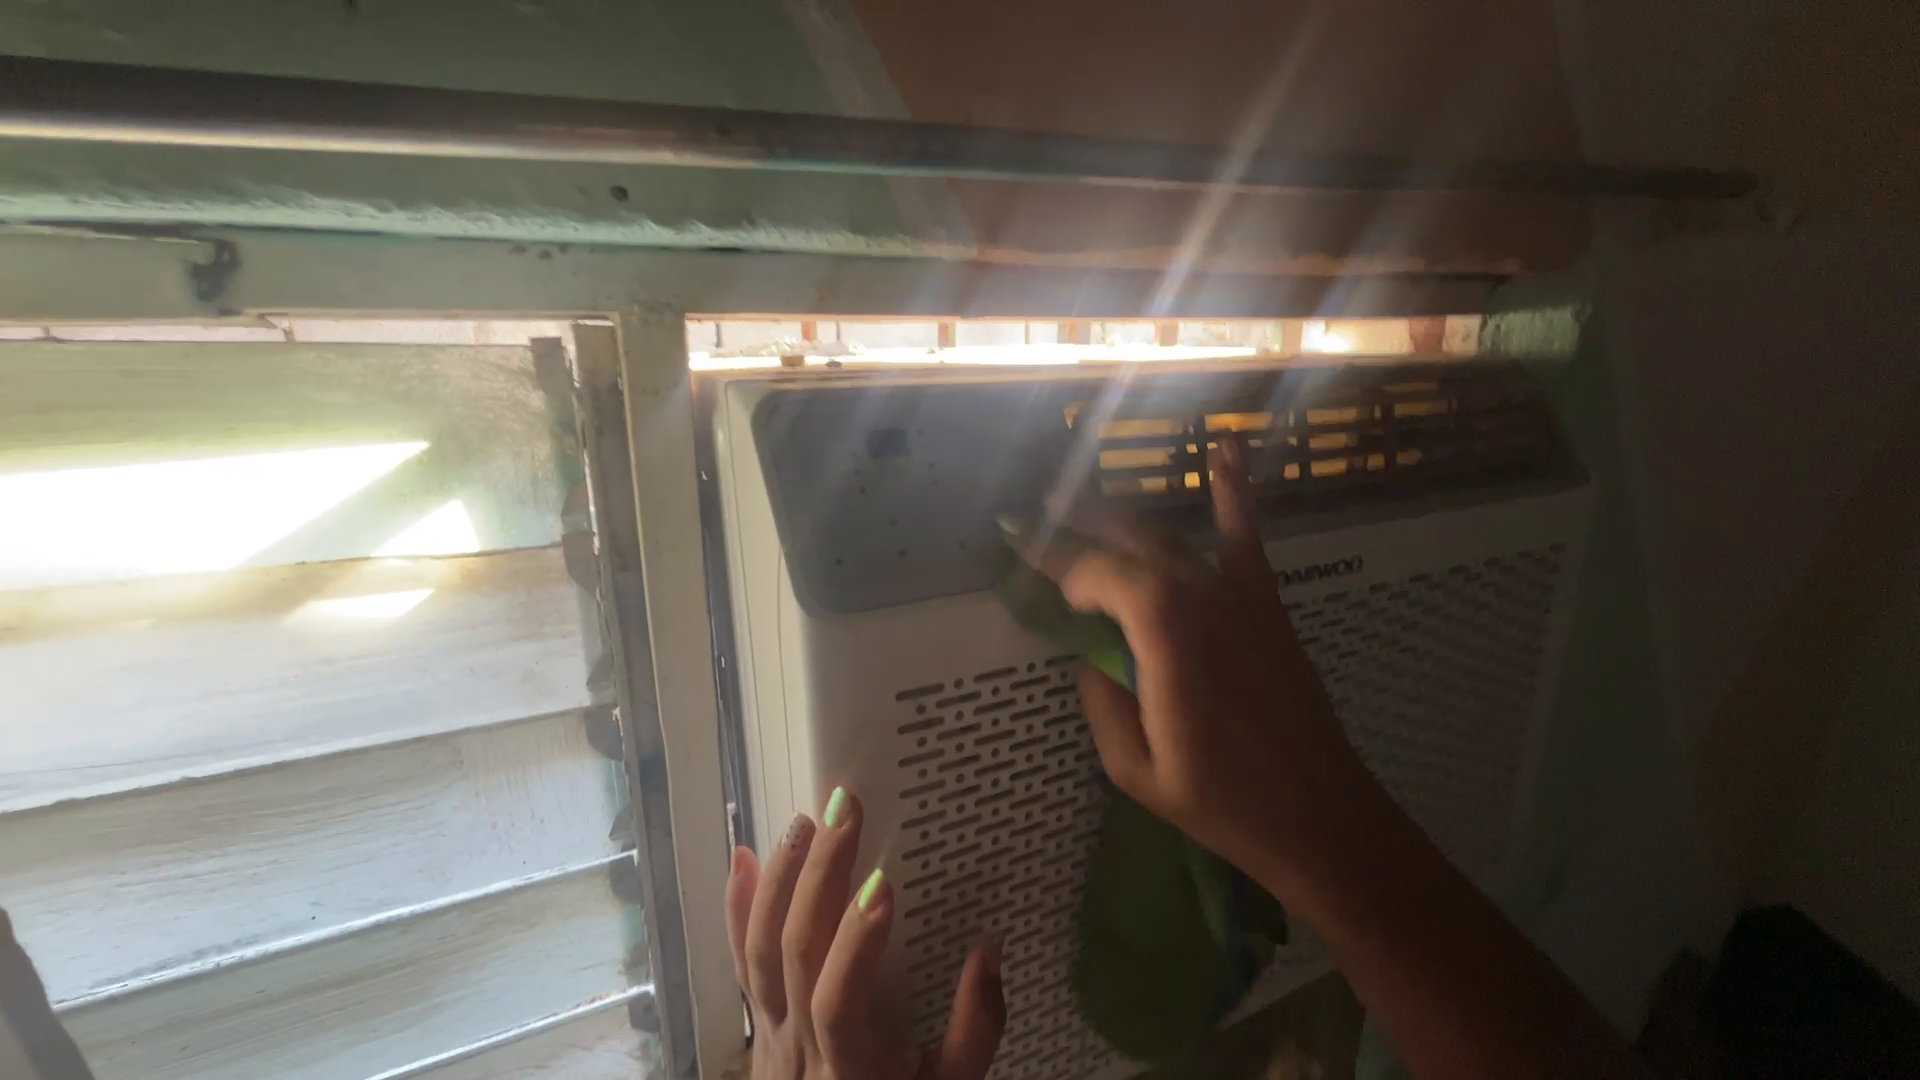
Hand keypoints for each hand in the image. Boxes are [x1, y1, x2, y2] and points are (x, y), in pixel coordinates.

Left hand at [725, 788, 1005, 1079]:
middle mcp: (797, 1043)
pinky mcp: (757, 1015)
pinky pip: (738, 959)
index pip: (838, 1000)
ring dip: (780, 877)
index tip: (882, 883)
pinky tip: (743, 856)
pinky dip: (736, 906)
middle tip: (844, 810)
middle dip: (818, 875)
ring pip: (759, 948)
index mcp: (849, 1067)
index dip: (855, 944)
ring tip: (806, 820)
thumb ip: (976, 1028)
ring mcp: (768, 1027)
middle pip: (793, 954)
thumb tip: (988, 947)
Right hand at [1022, 438, 1383, 890]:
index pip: (1099, 574)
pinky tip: (1223, 448)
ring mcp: (1240, 594)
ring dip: (1121, 520)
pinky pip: (1244, 535)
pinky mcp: (1266, 602)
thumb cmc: (1222, 803)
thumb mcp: (1134, 769)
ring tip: (1080, 501)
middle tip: (1036, 523)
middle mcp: (1201, 596)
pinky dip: (1232, 489)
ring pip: (1169, 537)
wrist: (1320, 814)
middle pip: (1128, 544)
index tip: (1035, 575)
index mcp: (1165, 635)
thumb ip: (1101, 701)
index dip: (1062, 568)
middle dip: (1077, 531)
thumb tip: (1091, 657)